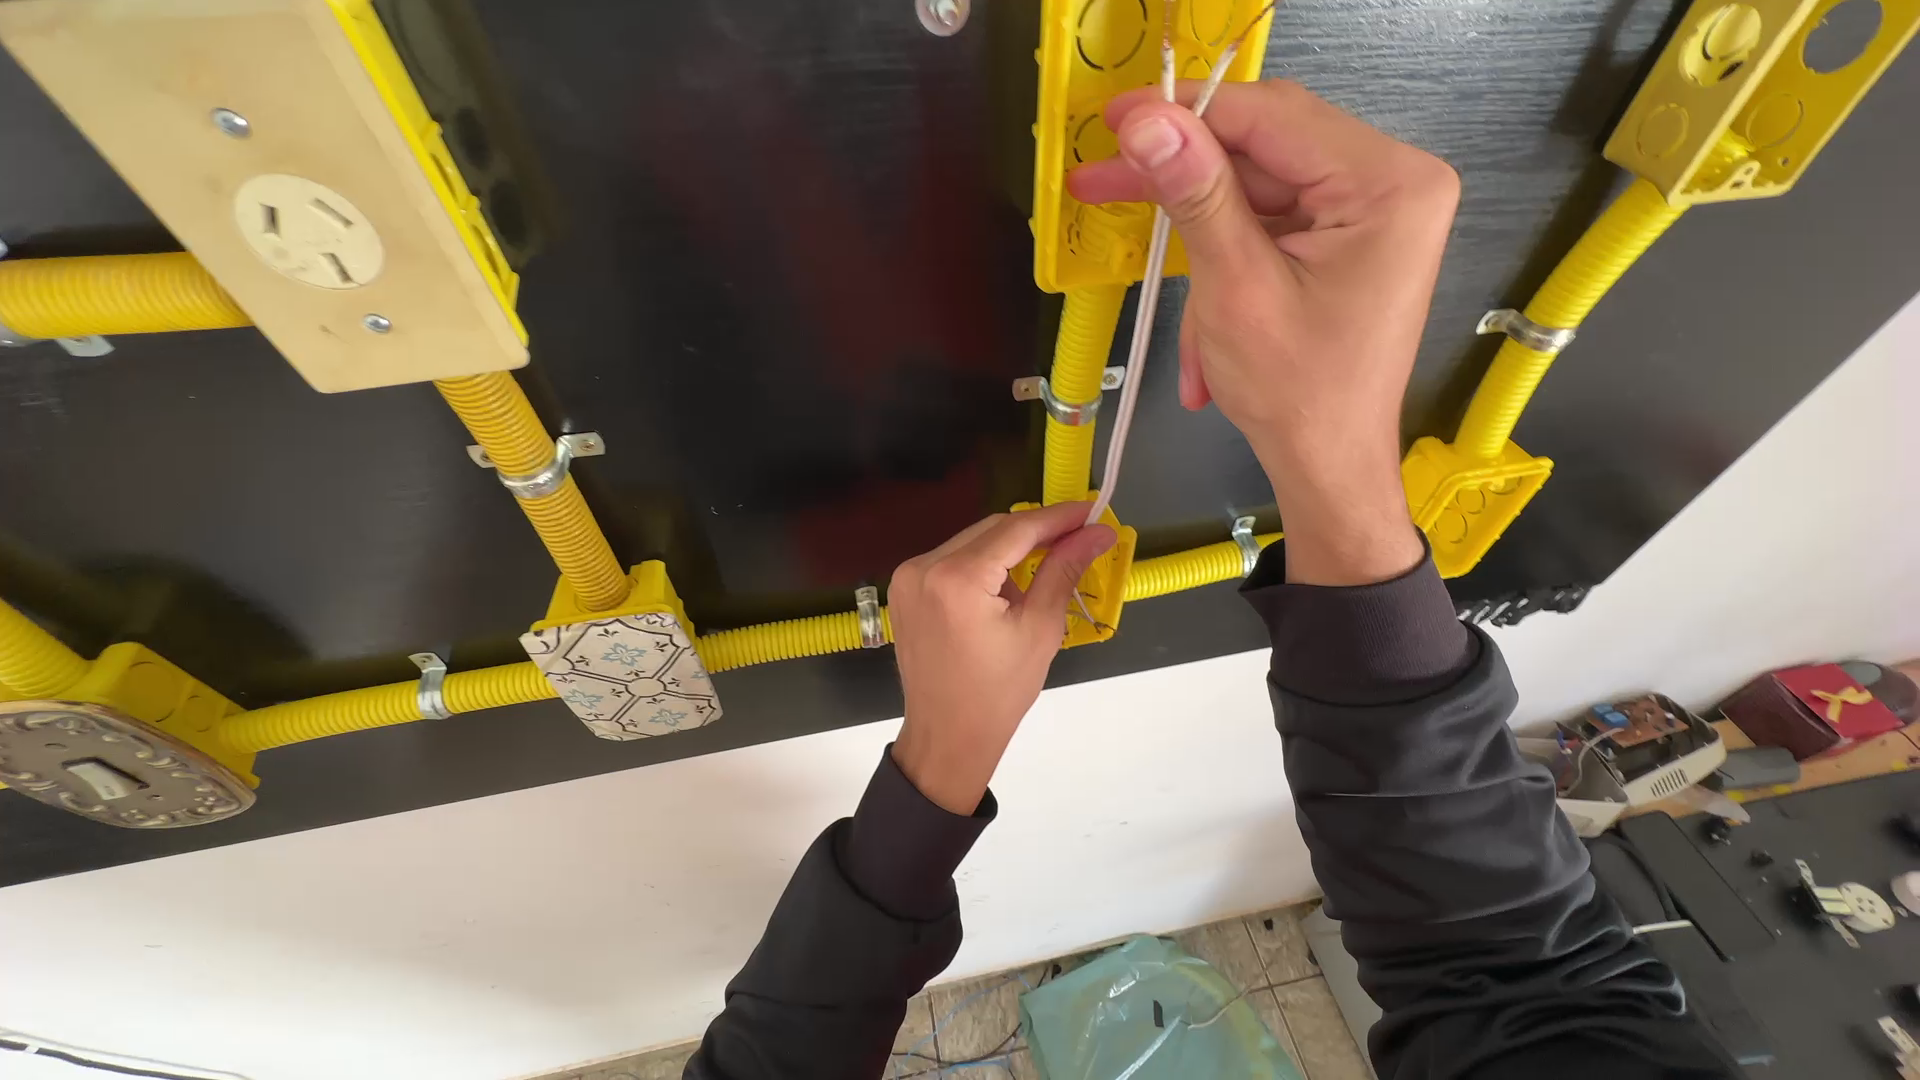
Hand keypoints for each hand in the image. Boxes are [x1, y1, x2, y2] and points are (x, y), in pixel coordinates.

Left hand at [887, 503, 1115, 813]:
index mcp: (957, 579)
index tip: (1092, 511)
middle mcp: (924, 567)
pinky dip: (983, 563)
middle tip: (1079, 536)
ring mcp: (909, 576)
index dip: (1058, 517)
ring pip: (972, 540)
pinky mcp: (905, 588)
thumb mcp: (1040, 629)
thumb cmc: (998, 693)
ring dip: (1010, 547)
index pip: (1016, 529)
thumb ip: (1065, 570)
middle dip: (1036, 530)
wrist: (947, 735)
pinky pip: (953, 558)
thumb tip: (1097, 533)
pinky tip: (1007, 585)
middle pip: (992, 529)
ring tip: (1046, 566)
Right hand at [1067, 79, 1455, 584]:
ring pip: (1257, 195)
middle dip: (1182, 179)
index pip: (1271, 117)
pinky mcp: (1343, 244)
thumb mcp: (1235, 290)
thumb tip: (1148, 123)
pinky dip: (1222, 271)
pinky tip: (1204, 334)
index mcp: (1387, 185)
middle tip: (1102, 178)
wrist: (1327, 466)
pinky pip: (1267, 231)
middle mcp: (1391, 184)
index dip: (1186, 114)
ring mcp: (1368, 215)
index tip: (1114, 119)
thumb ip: (1197, 197)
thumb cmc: (1294, 393)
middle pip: (1263, 151)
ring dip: (1199, 247)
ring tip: (1167, 302)